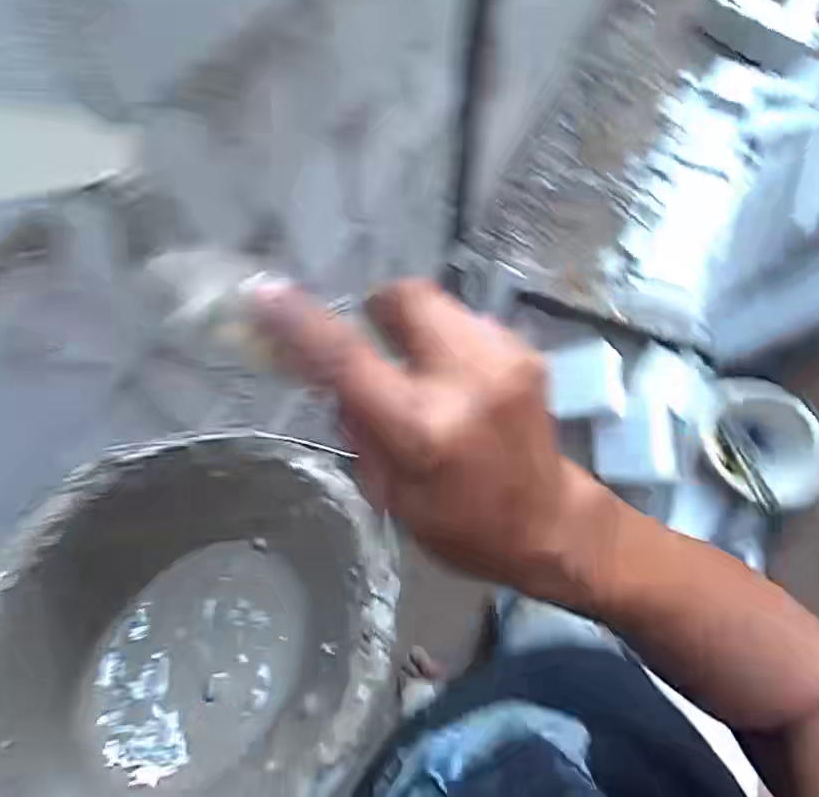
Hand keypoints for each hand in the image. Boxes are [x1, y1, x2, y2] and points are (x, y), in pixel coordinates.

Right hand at [253, 278, 612, 597]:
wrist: (550, 521)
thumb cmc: (462, 524)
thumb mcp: (393, 494)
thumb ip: (359, 426)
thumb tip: (335, 375)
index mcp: (423, 428)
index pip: (348, 361)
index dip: (302, 324)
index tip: (268, 295)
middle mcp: (467, 380)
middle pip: (409, 297)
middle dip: (381, 306)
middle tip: (377, 335)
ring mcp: (505, 358)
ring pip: (441, 302)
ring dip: (419, 325)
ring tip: (426, 367)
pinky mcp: (527, 351)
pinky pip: (471, 322)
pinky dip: (453, 340)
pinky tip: (463, 379)